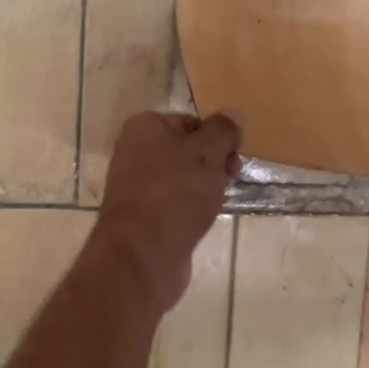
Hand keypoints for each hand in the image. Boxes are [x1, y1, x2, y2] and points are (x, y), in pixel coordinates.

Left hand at [89, 112, 241, 310]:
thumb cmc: (175, 192)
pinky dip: (190, 208)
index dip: (217, 136)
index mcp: (144, 126)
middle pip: (186, 150)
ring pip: (181, 178)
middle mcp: (134, 151)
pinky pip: (174, 203)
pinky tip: (203, 218)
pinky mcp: (142, 216)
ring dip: (204, 187)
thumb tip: (233, 113)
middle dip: (213, 162)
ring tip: (217, 200)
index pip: (190, 122)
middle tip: (231, 176)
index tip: (234, 154)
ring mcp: (135, 186)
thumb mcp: (207, 152)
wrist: (142, 254)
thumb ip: (223, 130)